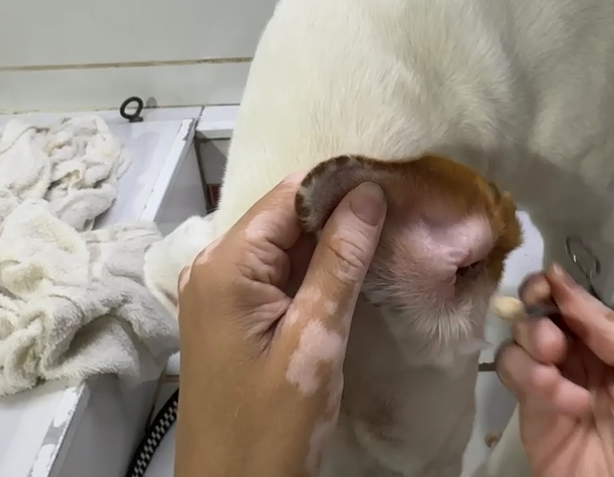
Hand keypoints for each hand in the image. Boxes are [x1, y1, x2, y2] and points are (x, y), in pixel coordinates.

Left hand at [175, 173, 387, 476]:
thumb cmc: (271, 429)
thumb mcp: (314, 342)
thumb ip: (339, 262)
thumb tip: (368, 192)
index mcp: (227, 264)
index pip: (289, 196)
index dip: (340, 184)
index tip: (391, 183)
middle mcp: (215, 265)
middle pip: (285, 215)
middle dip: (339, 211)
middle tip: (397, 208)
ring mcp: (221, 291)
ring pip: (284, 243)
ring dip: (330, 240)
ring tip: (385, 230)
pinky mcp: (233, 314)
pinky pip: (277, 271)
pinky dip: (313, 267)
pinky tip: (352, 268)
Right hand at [497, 265, 613, 476]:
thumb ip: (608, 325)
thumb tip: (557, 273)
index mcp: (611, 345)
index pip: (572, 300)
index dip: (553, 286)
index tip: (546, 285)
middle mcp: (578, 359)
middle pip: (538, 311)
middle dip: (538, 312)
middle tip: (553, 338)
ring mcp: (551, 386)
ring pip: (517, 338)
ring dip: (532, 344)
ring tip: (556, 370)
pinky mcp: (530, 414)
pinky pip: (511, 374)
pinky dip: (529, 376)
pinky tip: (560, 399)